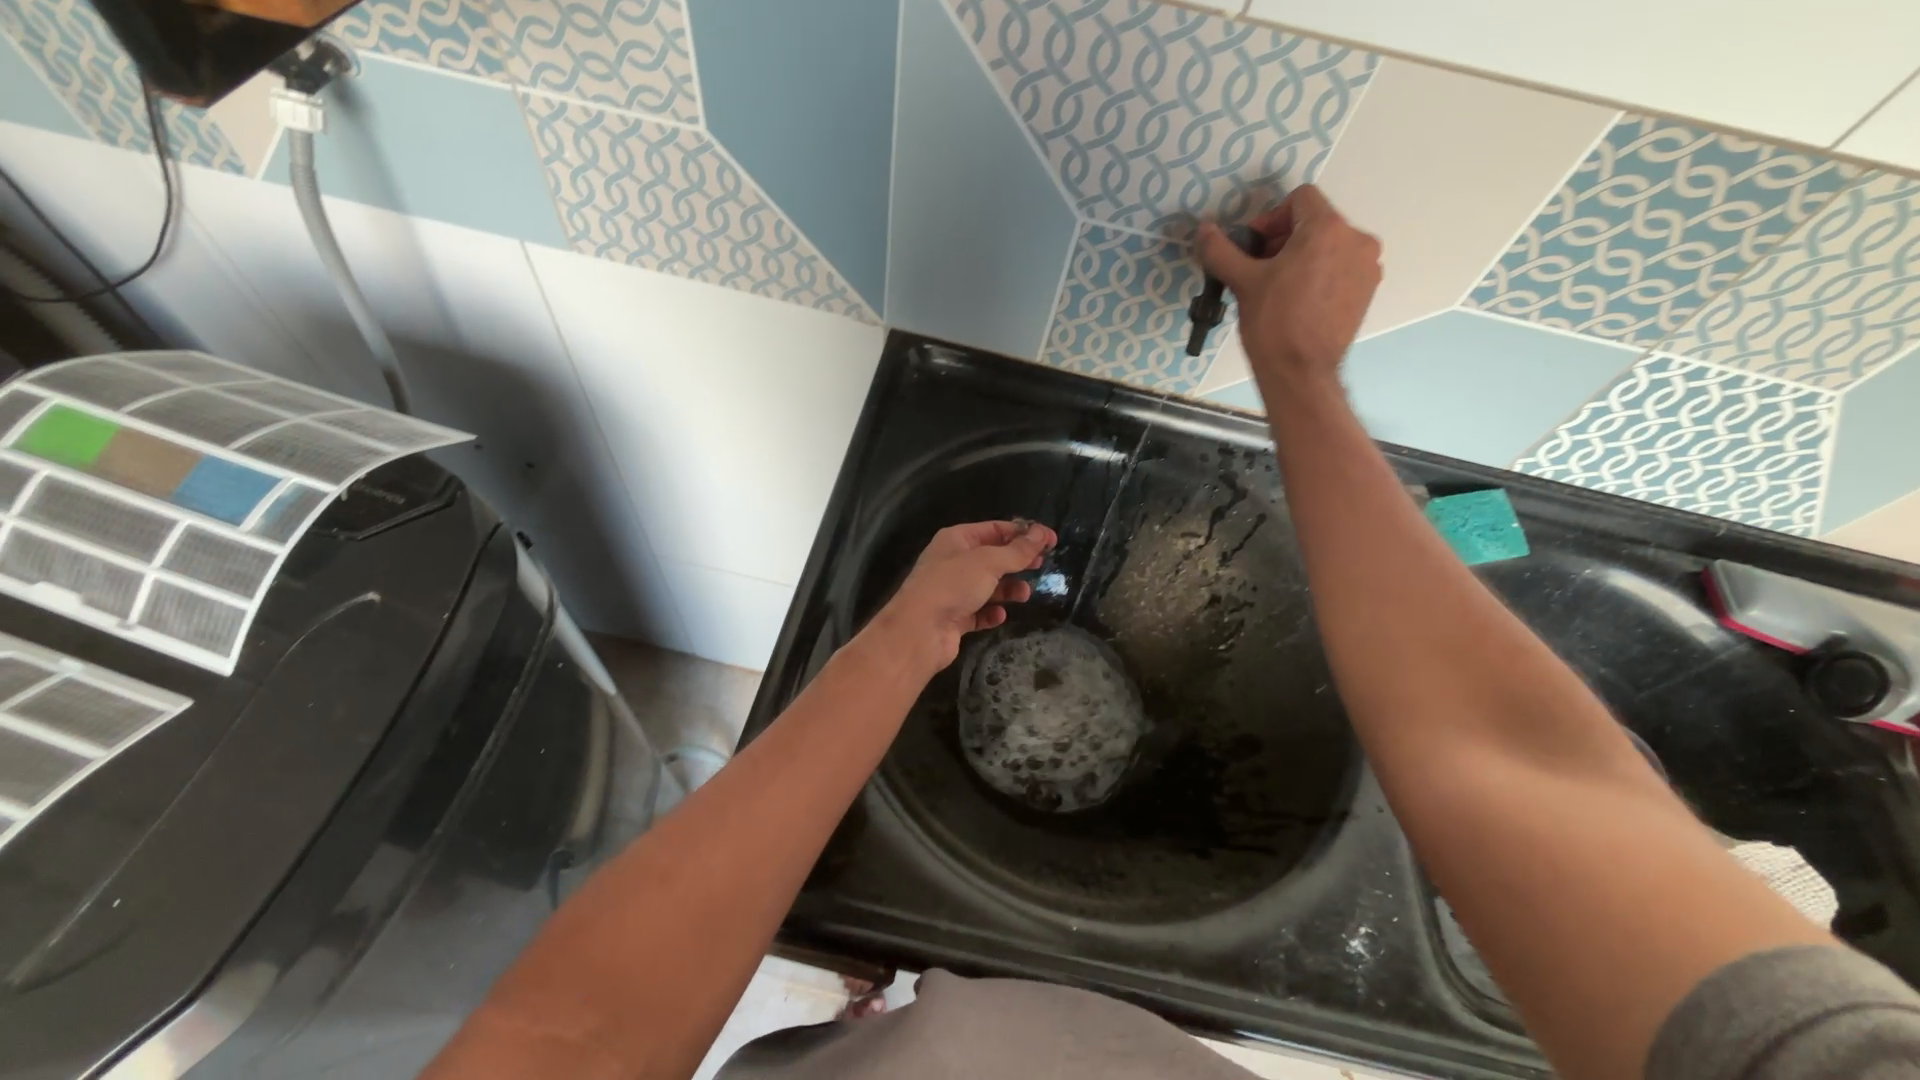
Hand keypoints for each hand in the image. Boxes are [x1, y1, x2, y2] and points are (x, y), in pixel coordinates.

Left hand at [865, 520, 1056, 675]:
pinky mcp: (954, 617)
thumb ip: (1017, 550)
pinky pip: (979, 612)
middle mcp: (953, 562)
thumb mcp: (989, 562)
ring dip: (1007, 589)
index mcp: (957, 539)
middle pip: (992, 557)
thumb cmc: (952, 586)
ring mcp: (953, 591)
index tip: (1050, 540)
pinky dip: (991, 613)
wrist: (920, 631)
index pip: (995, 529)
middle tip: (1042, 566)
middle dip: (1017, 562)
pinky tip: (999, 615)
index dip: (1023, 533)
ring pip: (988, 586)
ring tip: (1024, 594)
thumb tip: (1042, 532)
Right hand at [1198, 184, 1381, 392]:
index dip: (1271, 217)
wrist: (1301, 372)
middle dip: (1285, 239)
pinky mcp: (1368, 291)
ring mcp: (1367, 267)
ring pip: (1330, 246)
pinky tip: (1300, 301)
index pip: (1300, 199)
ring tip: (1280, 287)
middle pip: (1316, 222)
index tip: (1255, 246)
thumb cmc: (1273, 322)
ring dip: (1303, 257)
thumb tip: (1203, 229)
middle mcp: (1357, 240)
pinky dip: (1320, 274)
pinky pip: (1342, 268)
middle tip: (1261, 268)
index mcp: (1328, 229)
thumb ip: (1221, 250)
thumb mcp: (1242, 282)